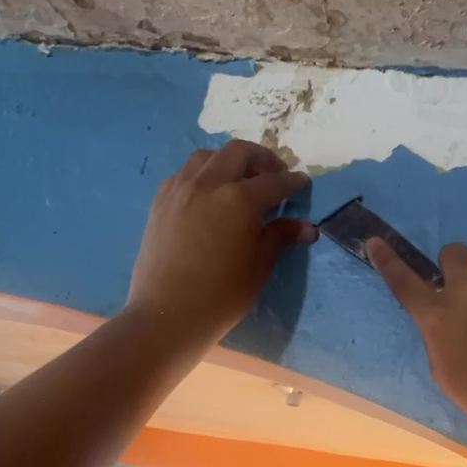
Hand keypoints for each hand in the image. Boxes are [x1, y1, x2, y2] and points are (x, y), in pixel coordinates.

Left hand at [126, 140, 314, 341]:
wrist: (167, 314)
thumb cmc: (221, 295)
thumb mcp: (259, 266)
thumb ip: (280, 237)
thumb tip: (306, 227)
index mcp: (238, 199)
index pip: (273, 182)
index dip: (292, 182)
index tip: (302, 183)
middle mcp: (208, 184)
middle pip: (238, 152)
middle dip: (261, 158)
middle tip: (273, 174)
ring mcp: (180, 190)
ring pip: (207, 156)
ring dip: (228, 161)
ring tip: (239, 180)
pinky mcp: (161, 202)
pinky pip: (184, 174)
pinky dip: (202, 174)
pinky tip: (209, 195)